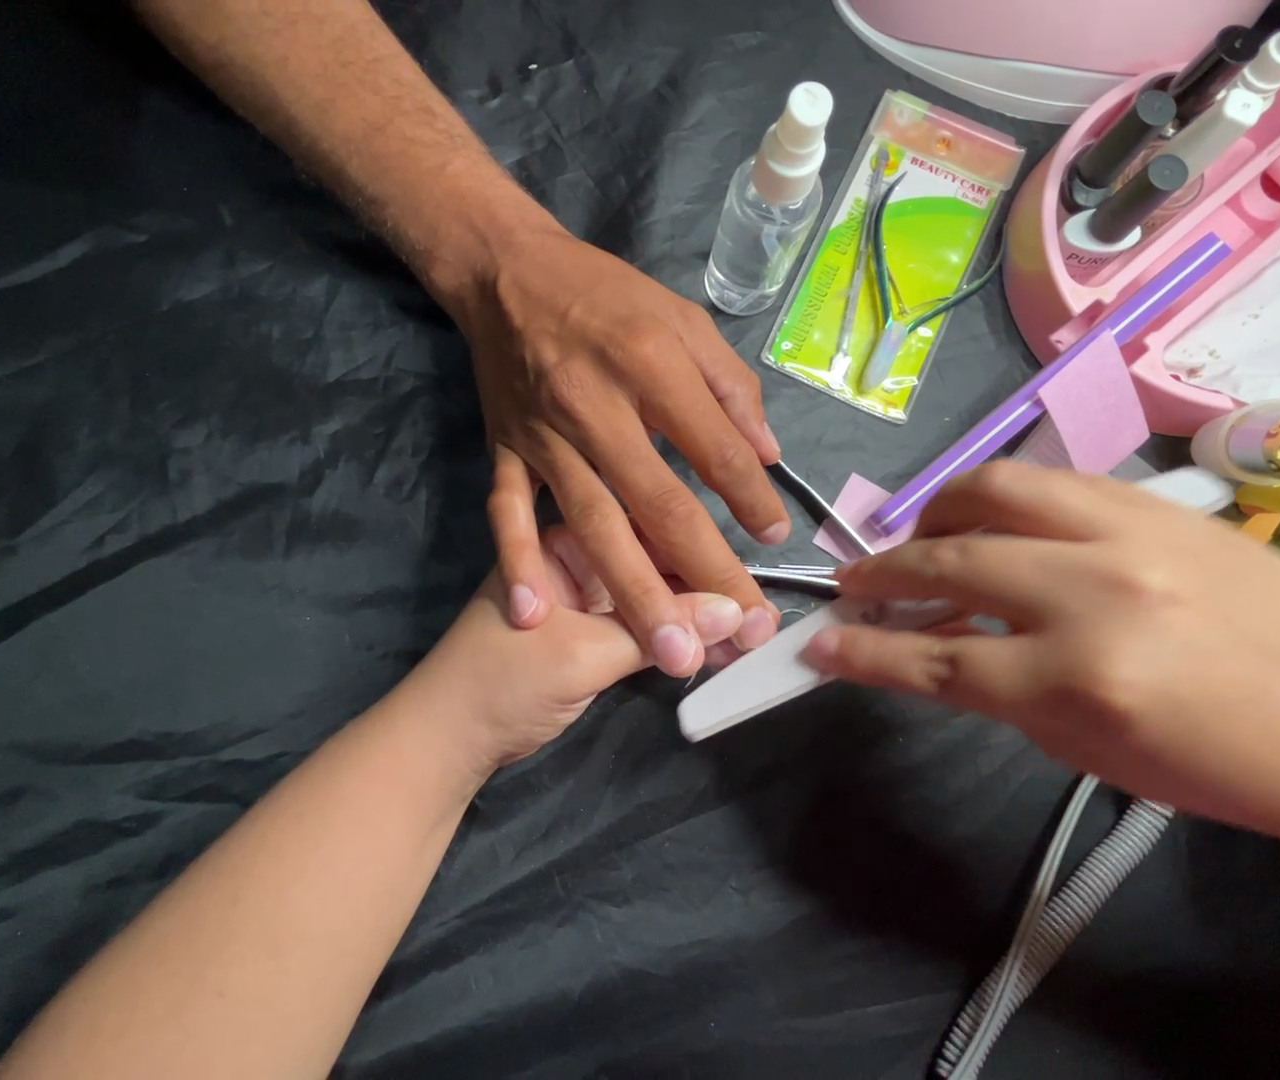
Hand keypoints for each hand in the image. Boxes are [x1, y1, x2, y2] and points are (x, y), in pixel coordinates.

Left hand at [404, 527, 743, 776]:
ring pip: (654, 600)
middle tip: (762, 626)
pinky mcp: (590, 638)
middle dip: (707, 595)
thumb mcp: (579, 654)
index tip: (753, 594)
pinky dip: (674, 641)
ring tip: (749, 643)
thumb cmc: (499, 680)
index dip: (702, 562)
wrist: (445, 740)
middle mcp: (579, 561)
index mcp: (566, 541)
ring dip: (696, 621)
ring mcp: (585, 601)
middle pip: (656, 568)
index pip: (646, 535)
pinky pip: (643, 630)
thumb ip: (655, 633)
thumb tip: (735, 615)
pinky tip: (713, 651)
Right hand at [440, 224, 789, 677]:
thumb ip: (730, 385)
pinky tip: (534, 616)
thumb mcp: (682, 316)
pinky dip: (518, 564)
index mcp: (650, 365)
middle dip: (704, 575)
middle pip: (659, 506)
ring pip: (594, 526)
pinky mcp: (506, 453)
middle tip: (739, 637)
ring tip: (670, 653)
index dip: (750, 499)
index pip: (715, 449)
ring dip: (634, 593)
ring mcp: (546, 438)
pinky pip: (510, 514)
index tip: (773, 539)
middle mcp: (598, 409)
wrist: (507, 274)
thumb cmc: (605, 294)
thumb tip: (767, 454)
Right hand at [800, 463, 1279, 838]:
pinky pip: (1052, 481)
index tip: (818, 645)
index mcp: (1081, 680)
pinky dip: (1001, 499)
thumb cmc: (1227, 766)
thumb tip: (921, 644)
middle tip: (855, 584)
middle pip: (951, 560)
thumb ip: (992, 687)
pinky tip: (992, 522)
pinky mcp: (1163, 502)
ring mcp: (1135, 532)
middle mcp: (1098, 590)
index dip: (865, 654)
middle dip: (884, 572)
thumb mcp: (1086, 745)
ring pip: (995, 488)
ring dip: (936, 511)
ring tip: (921, 537)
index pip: (934, 660)